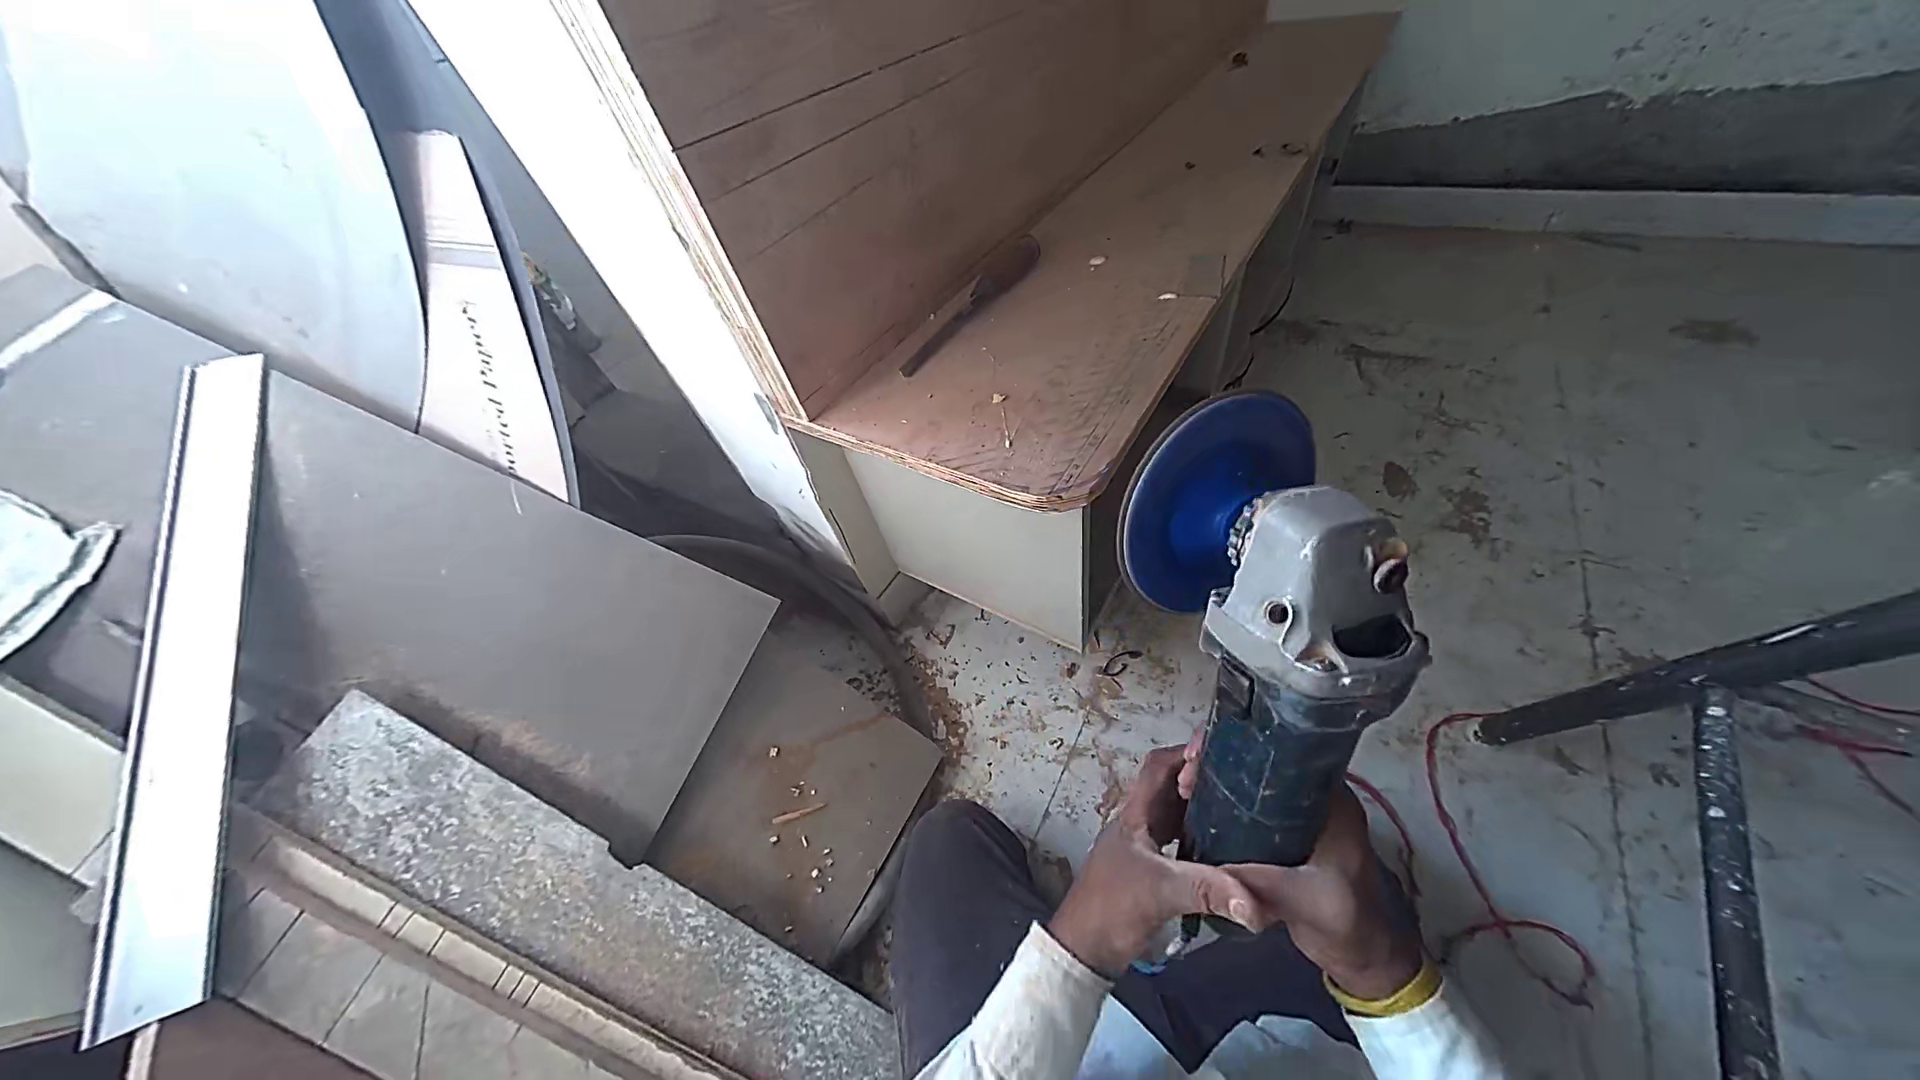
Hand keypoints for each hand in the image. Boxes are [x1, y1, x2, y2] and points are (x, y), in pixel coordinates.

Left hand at [1047, 747, 1257, 975]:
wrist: (1087, 946)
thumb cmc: (1112, 905)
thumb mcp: (1159, 890)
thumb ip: (1205, 889)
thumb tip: (1256, 902)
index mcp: (1134, 812)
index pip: (1158, 765)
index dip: (1185, 751)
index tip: (1221, 750)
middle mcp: (1140, 820)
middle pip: (1171, 784)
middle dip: (1202, 775)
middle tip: (1242, 777)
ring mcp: (1146, 843)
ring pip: (1178, 811)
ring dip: (1204, 804)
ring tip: (1243, 803)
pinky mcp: (1155, 866)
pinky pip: (1183, 837)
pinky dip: (1203, 833)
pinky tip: (1228, 844)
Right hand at [1178, 725, 1420, 997]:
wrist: (1364, 961)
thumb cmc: (1350, 924)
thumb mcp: (1308, 901)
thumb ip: (1262, 880)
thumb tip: (1207, 863)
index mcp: (1330, 798)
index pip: (1281, 751)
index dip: (1238, 746)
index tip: (1202, 756)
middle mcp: (1311, 795)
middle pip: (1257, 759)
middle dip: (1217, 760)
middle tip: (1186, 774)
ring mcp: (1293, 812)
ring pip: (1246, 779)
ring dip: (1214, 779)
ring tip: (1183, 786)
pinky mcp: (1278, 831)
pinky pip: (1243, 803)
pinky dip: (1218, 801)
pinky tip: (1192, 806)